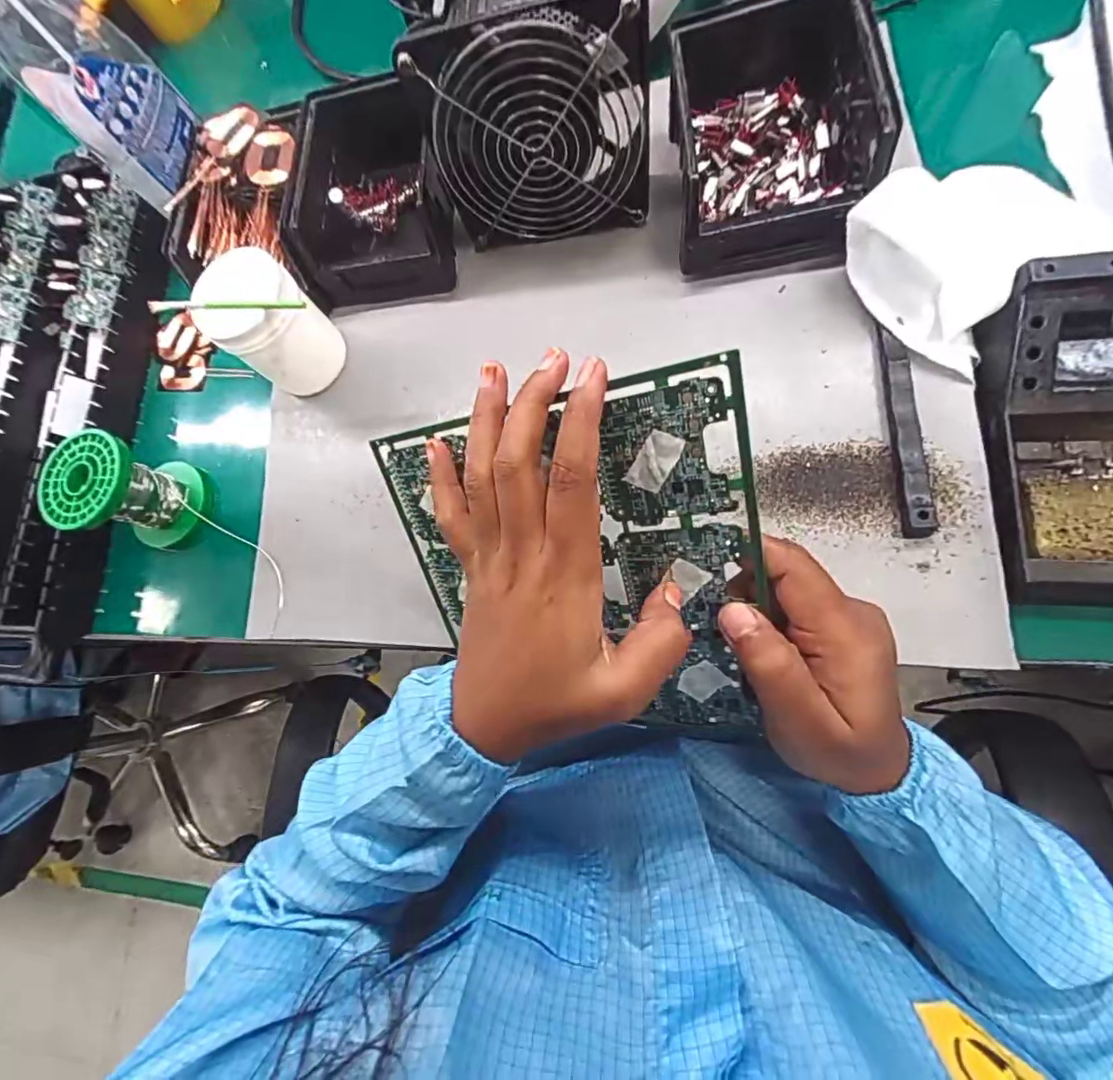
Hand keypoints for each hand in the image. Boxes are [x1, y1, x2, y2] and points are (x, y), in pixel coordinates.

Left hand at [429, 348, 692, 762]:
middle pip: (519, 463)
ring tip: (493, 373)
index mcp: (565, 573)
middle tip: (551, 359)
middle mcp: (521, 553)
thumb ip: (661, 641)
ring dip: (484, 423)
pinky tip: (433, 442)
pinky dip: (439, 477)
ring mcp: (488, 558)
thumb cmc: (554, 706)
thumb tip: (679, 591)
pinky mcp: (469, 569)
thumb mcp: (625, 689)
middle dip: (534, 404)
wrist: (486, 727)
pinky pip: (450, 516)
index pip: (571, 481)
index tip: (594, 379)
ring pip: (480, 479)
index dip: (581, 423)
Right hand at [718, 536, 907, 793]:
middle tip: (712, 622)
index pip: (794, 567)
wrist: (879, 774)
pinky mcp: (838, 626)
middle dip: (742, 589)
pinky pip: (793, 605)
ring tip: (735, 644)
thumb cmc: (840, 752)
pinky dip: (765, 618)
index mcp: (844, 630)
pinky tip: (756, 649)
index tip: (704, 557)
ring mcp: (847, 617)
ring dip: (752, 606)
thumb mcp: (799, 719)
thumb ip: (770, 664)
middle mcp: (851, 613)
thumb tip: (733, 610)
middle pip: (786, 574)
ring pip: (785, 589)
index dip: (749, 552)